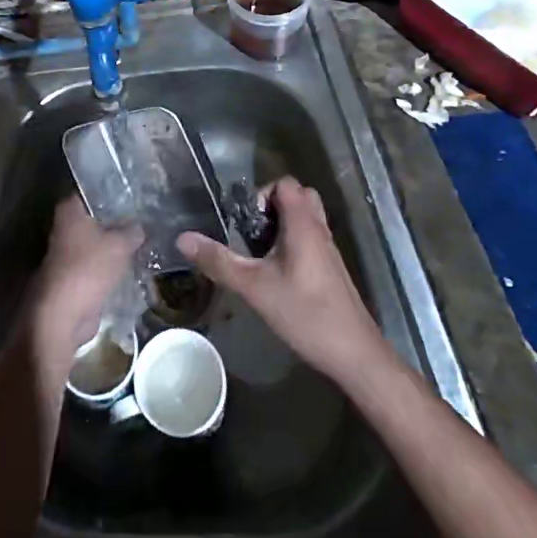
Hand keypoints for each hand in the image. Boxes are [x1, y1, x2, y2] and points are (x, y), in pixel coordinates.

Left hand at [29, 195, 139, 369]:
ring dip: (119, 243)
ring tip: (149, 238)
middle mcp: (66, 226)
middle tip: (149, 215)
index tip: (138, 191)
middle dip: (121, 218)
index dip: (115, 190)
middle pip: (98, 217)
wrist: (65, 313)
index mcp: (70, 210)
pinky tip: (138, 262)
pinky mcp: (78, 274)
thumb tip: (141, 225)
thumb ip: (133, 230)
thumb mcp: (119, 243)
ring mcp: (70, 252)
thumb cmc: (89, 267)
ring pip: (101, 241)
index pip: (94, 190)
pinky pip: (101, 263)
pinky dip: (116, 264)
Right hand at [178, 178, 382, 381]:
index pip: (286, 184)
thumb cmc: (304, 314)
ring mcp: (328, 249)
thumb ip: (218, 261)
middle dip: (271, 207)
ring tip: (259, 252)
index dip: (261, 193)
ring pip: (305, 218)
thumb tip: (182, 238)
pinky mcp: (330, 268)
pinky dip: (291, 242)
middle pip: (298, 196)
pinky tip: (275, 272)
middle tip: (252, 232)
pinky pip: (310, 238)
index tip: (245, 221)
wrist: (354, 353)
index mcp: (303, 225)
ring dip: (281, 225)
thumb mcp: (253, 287)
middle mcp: (319, 230)